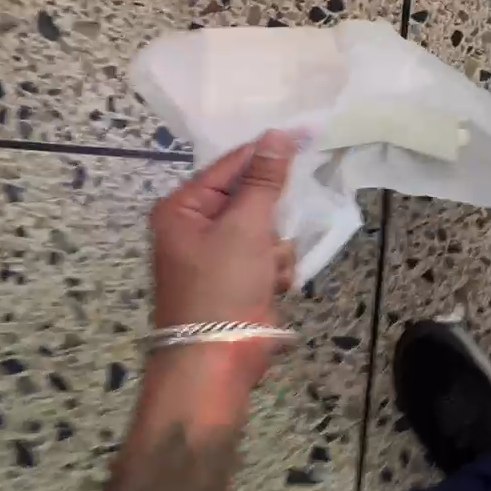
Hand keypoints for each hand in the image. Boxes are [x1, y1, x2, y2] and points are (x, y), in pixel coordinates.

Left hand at [150, 129, 300, 373]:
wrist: (218, 357)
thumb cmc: (222, 285)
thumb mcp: (245, 226)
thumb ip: (264, 179)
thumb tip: (278, 134)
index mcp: (183, 208)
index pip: (232, 164)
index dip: (269, 151)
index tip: (307, 132)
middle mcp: (197, 226)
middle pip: (253, 197)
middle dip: (273, 216)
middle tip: (277, 223)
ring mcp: (219, 253)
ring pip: (269, 227)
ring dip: (277, 247)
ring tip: (267, 269)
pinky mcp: (240, 276)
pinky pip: (271, 254)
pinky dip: (277, 267)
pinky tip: (270, 286)